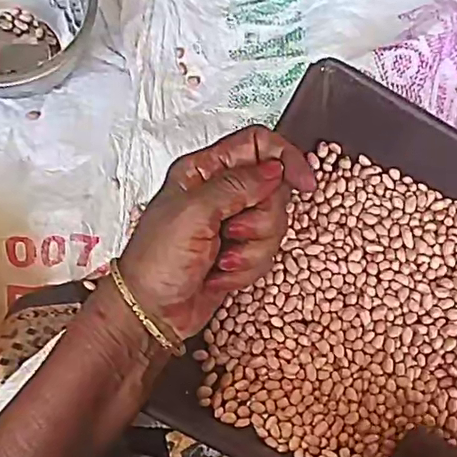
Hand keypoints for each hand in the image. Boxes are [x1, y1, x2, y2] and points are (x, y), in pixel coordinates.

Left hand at [117, 126, 315, 339]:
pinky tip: (220, 275)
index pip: (257, 145)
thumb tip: (275, 169)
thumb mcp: (193, 214)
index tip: (304, 182)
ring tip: (223, 261)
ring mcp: (231, 225)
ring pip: (274, 227)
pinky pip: (266, 255)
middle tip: (234, 233)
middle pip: (274, 191)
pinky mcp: (240, 253)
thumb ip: (236, 186)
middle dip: (262, 220)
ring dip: (253, 250)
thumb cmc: (156, 261)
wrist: (151, 311)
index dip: (285, 159)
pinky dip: (247, 269)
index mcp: (204, 171)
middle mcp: (221, 194)